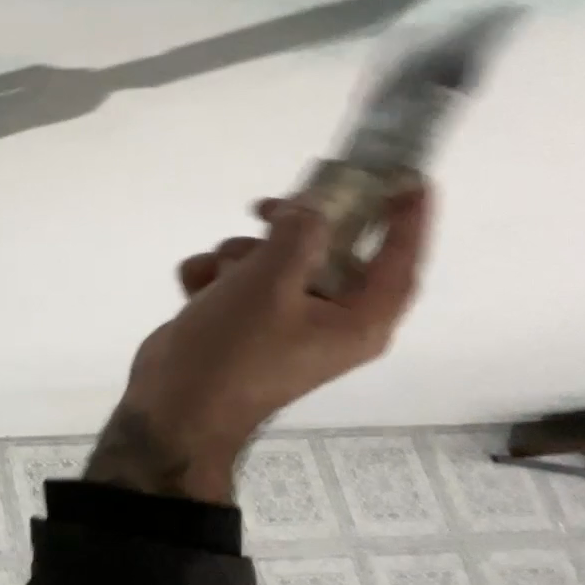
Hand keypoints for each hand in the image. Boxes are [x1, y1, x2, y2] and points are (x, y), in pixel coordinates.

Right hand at [85, 184, 432, 503]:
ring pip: (269, 263)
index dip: (406, 220)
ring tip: (214, 273)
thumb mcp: (268, 284)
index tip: (409, 179)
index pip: (398, 262)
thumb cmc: (234, 349)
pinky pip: (234, 282)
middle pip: (324, 254)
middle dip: (287, 231)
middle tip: (264, 205)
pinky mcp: (239, 326)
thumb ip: (297, 237)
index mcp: (358, 320)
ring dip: (236, 256)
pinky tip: (193, 288)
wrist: (176, 405)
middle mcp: (327, 321)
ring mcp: (280, 324)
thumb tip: (310, 210)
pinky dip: (211, 278)